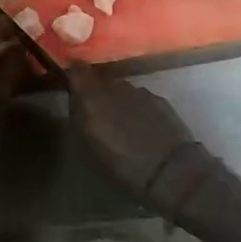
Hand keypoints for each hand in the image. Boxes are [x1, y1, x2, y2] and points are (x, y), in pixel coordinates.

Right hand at [67, 66, 218, 215]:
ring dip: (116, 98)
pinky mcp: (158, 98)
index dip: (72, 77)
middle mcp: (115, 87)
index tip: (70, 86)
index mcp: (93, 97)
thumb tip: (75, 100)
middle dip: (95, 90)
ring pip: (120, 87)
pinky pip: (139, 97)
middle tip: (94, 108)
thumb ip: (79, 117)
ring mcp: (139, 90)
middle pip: (99, 79)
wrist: (170, 170)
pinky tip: (141, 124)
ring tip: (119, 119)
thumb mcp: (89, 146)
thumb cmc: (123, 164)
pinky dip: (136, 106)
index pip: (76, 71)